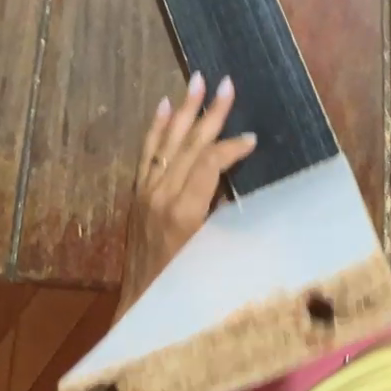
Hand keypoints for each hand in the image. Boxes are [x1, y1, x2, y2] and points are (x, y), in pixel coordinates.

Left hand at [117, 72, 256, 316]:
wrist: (141, 311)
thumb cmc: (186, 291)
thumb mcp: (215, 258)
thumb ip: (226, 217)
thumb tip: (240, 182)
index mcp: (184, 212)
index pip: (210, 163)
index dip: (232, 147)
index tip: (252, 138)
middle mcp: (161, 195)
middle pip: (190, 144)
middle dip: (211, 113)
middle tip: (226, 83)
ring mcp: (146, 192)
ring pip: (168, 142)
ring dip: (185, 109)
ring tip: (197, 80)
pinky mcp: (137, 193)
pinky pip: (147, 153)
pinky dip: (156, 128)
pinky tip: (164, 105)